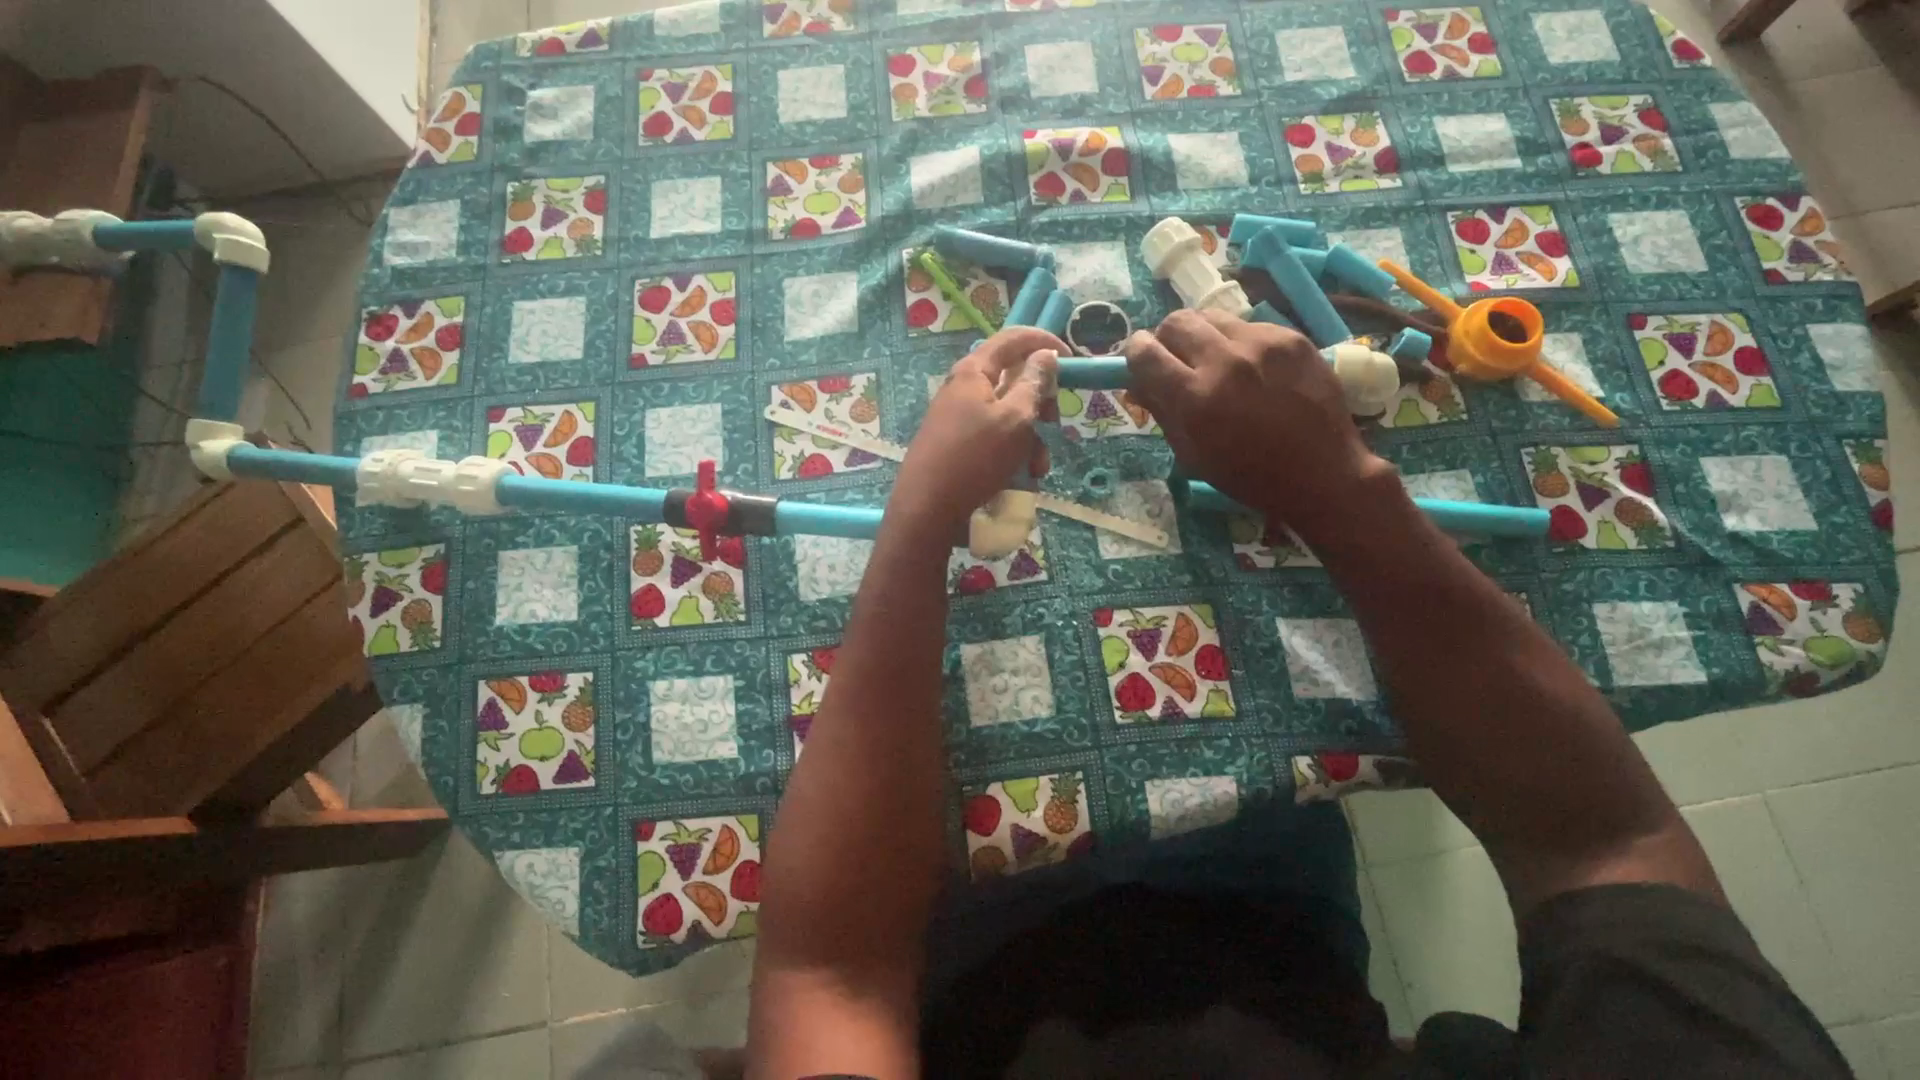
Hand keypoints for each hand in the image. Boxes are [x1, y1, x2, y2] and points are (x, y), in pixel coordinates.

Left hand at [890, 327, 1062, 537]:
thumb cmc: (975, 458)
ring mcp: (959, 417)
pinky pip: (995, 440)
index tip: (1071, 361)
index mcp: (974, 371)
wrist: (928, 509)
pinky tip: (1021, 479)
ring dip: (1030, 439)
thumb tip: (1044, 355)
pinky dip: (1012, 454)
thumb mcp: (1015, 419)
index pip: (1013, 338)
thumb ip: (1033, 384)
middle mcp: (964, 388)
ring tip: (1036, 468)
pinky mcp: (958, 445)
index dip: (1045, 342)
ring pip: (1009, 416)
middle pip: (1013, 380)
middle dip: (1040, 404)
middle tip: (1054, 423)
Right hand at [1125, 310, 1391, 537]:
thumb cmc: (1248, 475)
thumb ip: (1161, 410)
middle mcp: (1225, 362)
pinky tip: (1253, 370)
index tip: (1140, 362)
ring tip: (1215, 362)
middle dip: (1167, 339)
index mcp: (1194, 399)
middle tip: (1176, 360)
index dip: (1135, 354)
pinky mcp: (1291, 338)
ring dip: (1203, 336)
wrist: (1321, 473)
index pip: (1144, 352)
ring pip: (1212, 317)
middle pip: (1176, 322)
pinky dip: (1240, 344)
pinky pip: (1249, 326)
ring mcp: (1261, 345)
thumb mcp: (1191, 453)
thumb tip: (1137, 381)